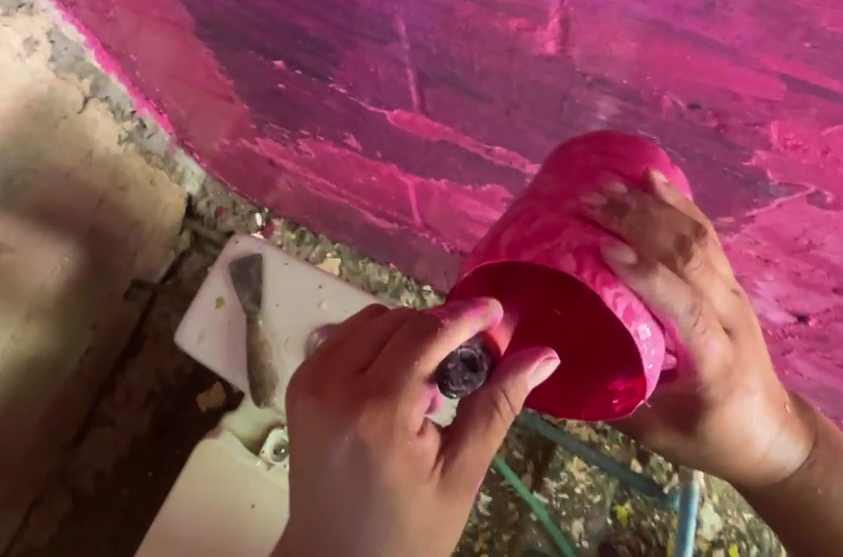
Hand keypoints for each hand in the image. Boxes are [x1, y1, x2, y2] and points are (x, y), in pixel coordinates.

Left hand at [273, 300, 560, 556]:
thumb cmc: (407, 532)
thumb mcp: (461, 475)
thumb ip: (497, 406)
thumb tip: (544, 355)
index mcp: (377, 410)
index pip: (426, 333)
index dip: (465, 316)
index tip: (497, 311)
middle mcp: (334, 383)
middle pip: (399, 320)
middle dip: (439, 329)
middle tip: (468, 361)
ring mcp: (310, 380)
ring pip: (371, 320)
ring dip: (407, 333)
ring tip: (429, 380)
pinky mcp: (299, 383)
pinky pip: (345, 335)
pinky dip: (376, 342)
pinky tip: (396, 380)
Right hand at [587, 170, 813, 489]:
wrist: (776, 434)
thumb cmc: (714, 437)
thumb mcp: (662, 436)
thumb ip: (615, 400)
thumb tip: (558, 364)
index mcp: (716, 359)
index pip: (687, 307)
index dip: (649, 276)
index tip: (604, 250)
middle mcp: (729, 316)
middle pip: (689, 258)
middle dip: (638, 223)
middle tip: (588, 201)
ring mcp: (732, 293)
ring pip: (697, 238)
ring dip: (651, 207)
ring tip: (608, 185)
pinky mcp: (728, 281)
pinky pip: (705, 234)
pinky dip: (677, 202)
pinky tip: (650, 178)